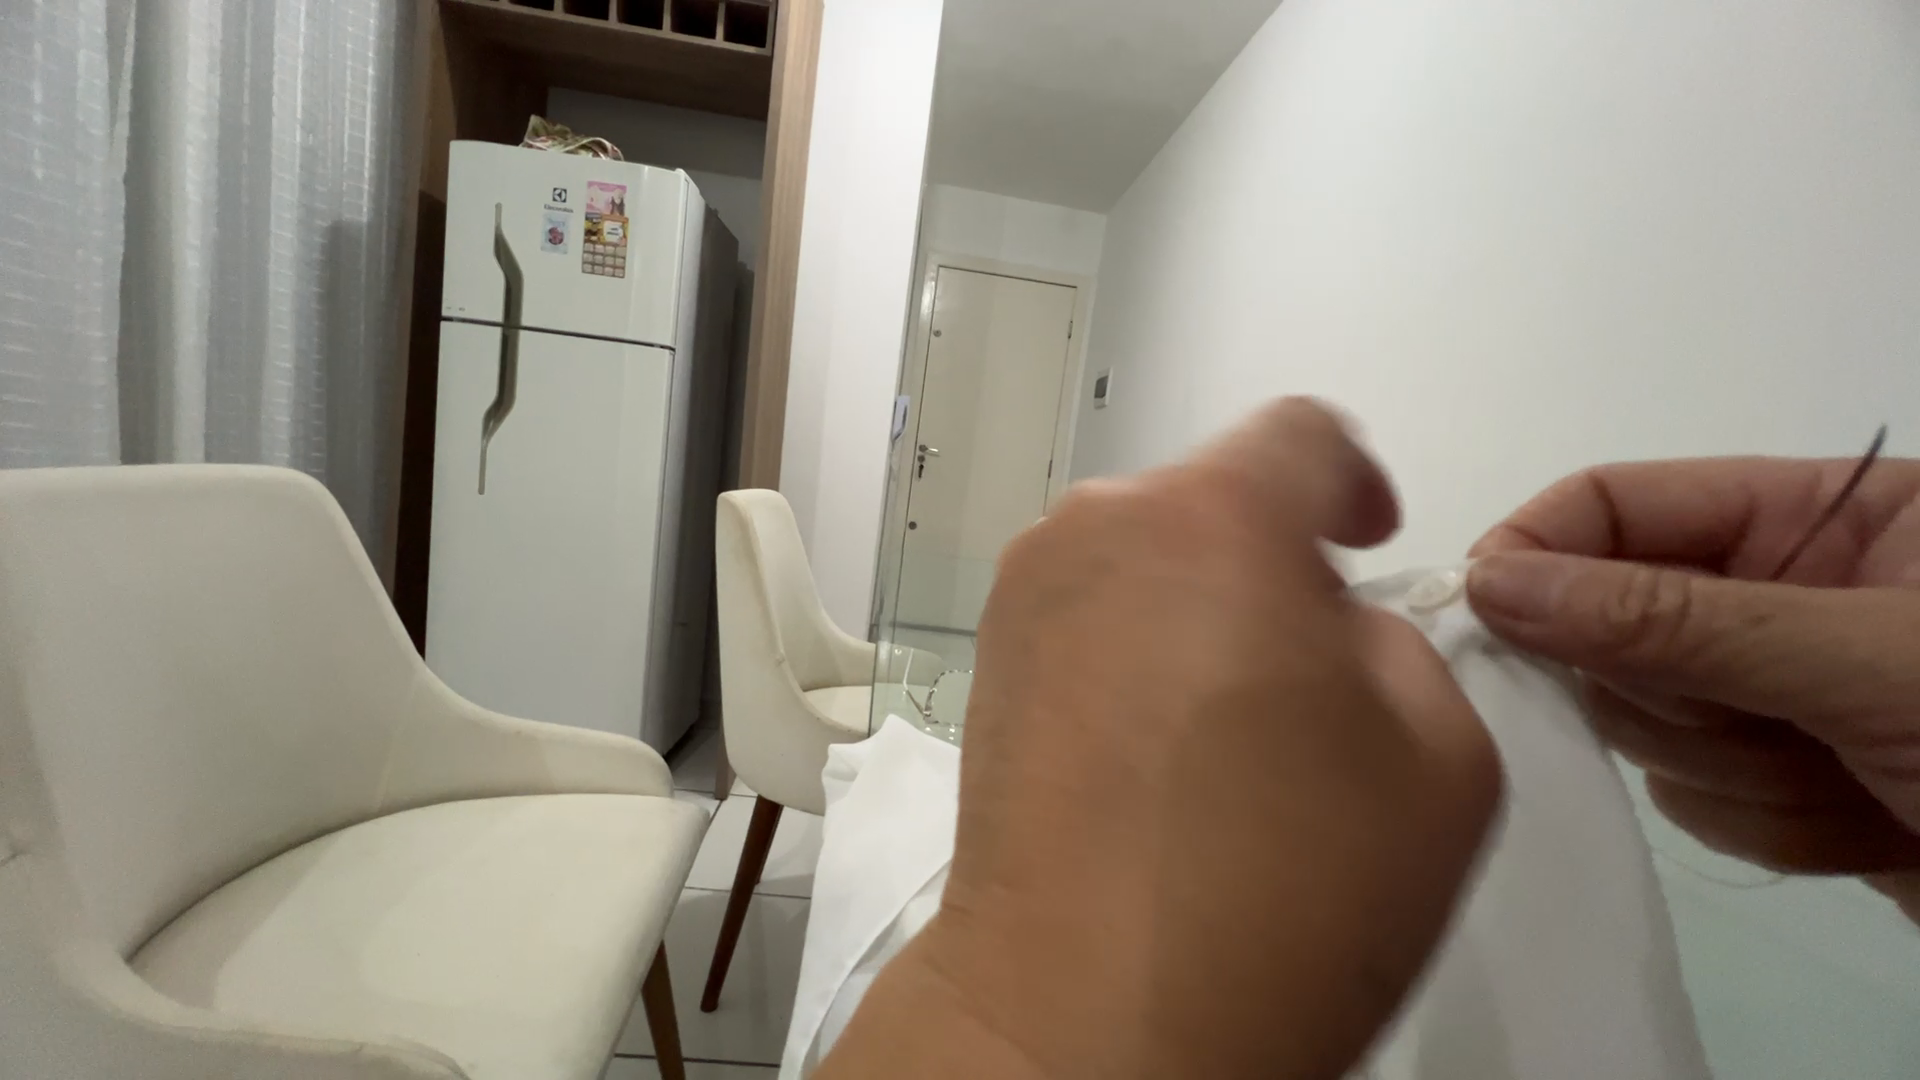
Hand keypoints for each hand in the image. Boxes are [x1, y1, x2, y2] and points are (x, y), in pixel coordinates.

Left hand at [821, 400, 1501, 1079]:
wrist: (1080, 998)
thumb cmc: (1281, 883)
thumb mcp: (1434, 751)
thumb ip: (1394, 640)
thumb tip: (1326, 619)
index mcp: (1213, 516)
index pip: (1298, 434)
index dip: (1350, 482)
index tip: (1362, 547)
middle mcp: (1099, 523)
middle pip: (1209, 495)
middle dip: (1267, 552)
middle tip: (1297, 661)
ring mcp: (1026, 584)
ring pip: (1140, 548)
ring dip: (1191, 595)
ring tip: (1216, 713)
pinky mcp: (988, 648)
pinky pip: (1084, 600)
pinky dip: (1127, 632)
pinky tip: (1144, 734)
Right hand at [1467, 456, 1919, 919]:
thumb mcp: (1873, 662)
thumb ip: (1668, 617)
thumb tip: (1488, 583)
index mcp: (1817, 519)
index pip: (1609, 503)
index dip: (1534, 549)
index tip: (1485, 612)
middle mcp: (1777, 594)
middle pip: (1603, 618)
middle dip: (1658, 685)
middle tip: (1740, 717)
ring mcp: (1769, 687)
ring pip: (1635, 712)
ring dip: (1721, 763)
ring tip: (1845, 784)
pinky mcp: (1774, 770)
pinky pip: (1679, 785)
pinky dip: (1751, 816)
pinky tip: (1851, 823)